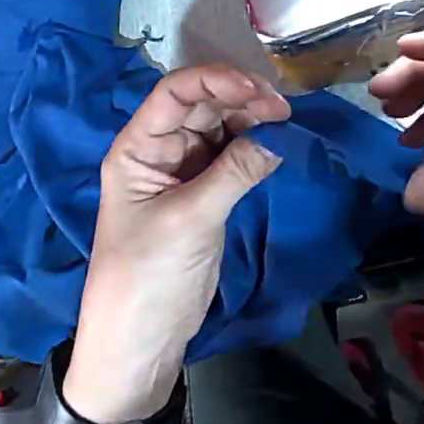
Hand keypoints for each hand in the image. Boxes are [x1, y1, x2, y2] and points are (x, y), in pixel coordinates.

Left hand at [66, 65, 289, 423]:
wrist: (141, 342)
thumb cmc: (149, 276)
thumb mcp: (190, 220)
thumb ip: (235, 172)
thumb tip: (280, 135)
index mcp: (138, 148)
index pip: (174, 93)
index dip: (215, 81)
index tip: (259, 90)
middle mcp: (160, 150)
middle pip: (201, 105)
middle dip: (241, 98)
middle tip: (283, 109)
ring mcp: (184, 170)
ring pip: (220, 127)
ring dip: (251, 119)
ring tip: (285, 122)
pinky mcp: (205, 192)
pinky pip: (232, 155)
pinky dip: (254, 145)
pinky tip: (276, 143)